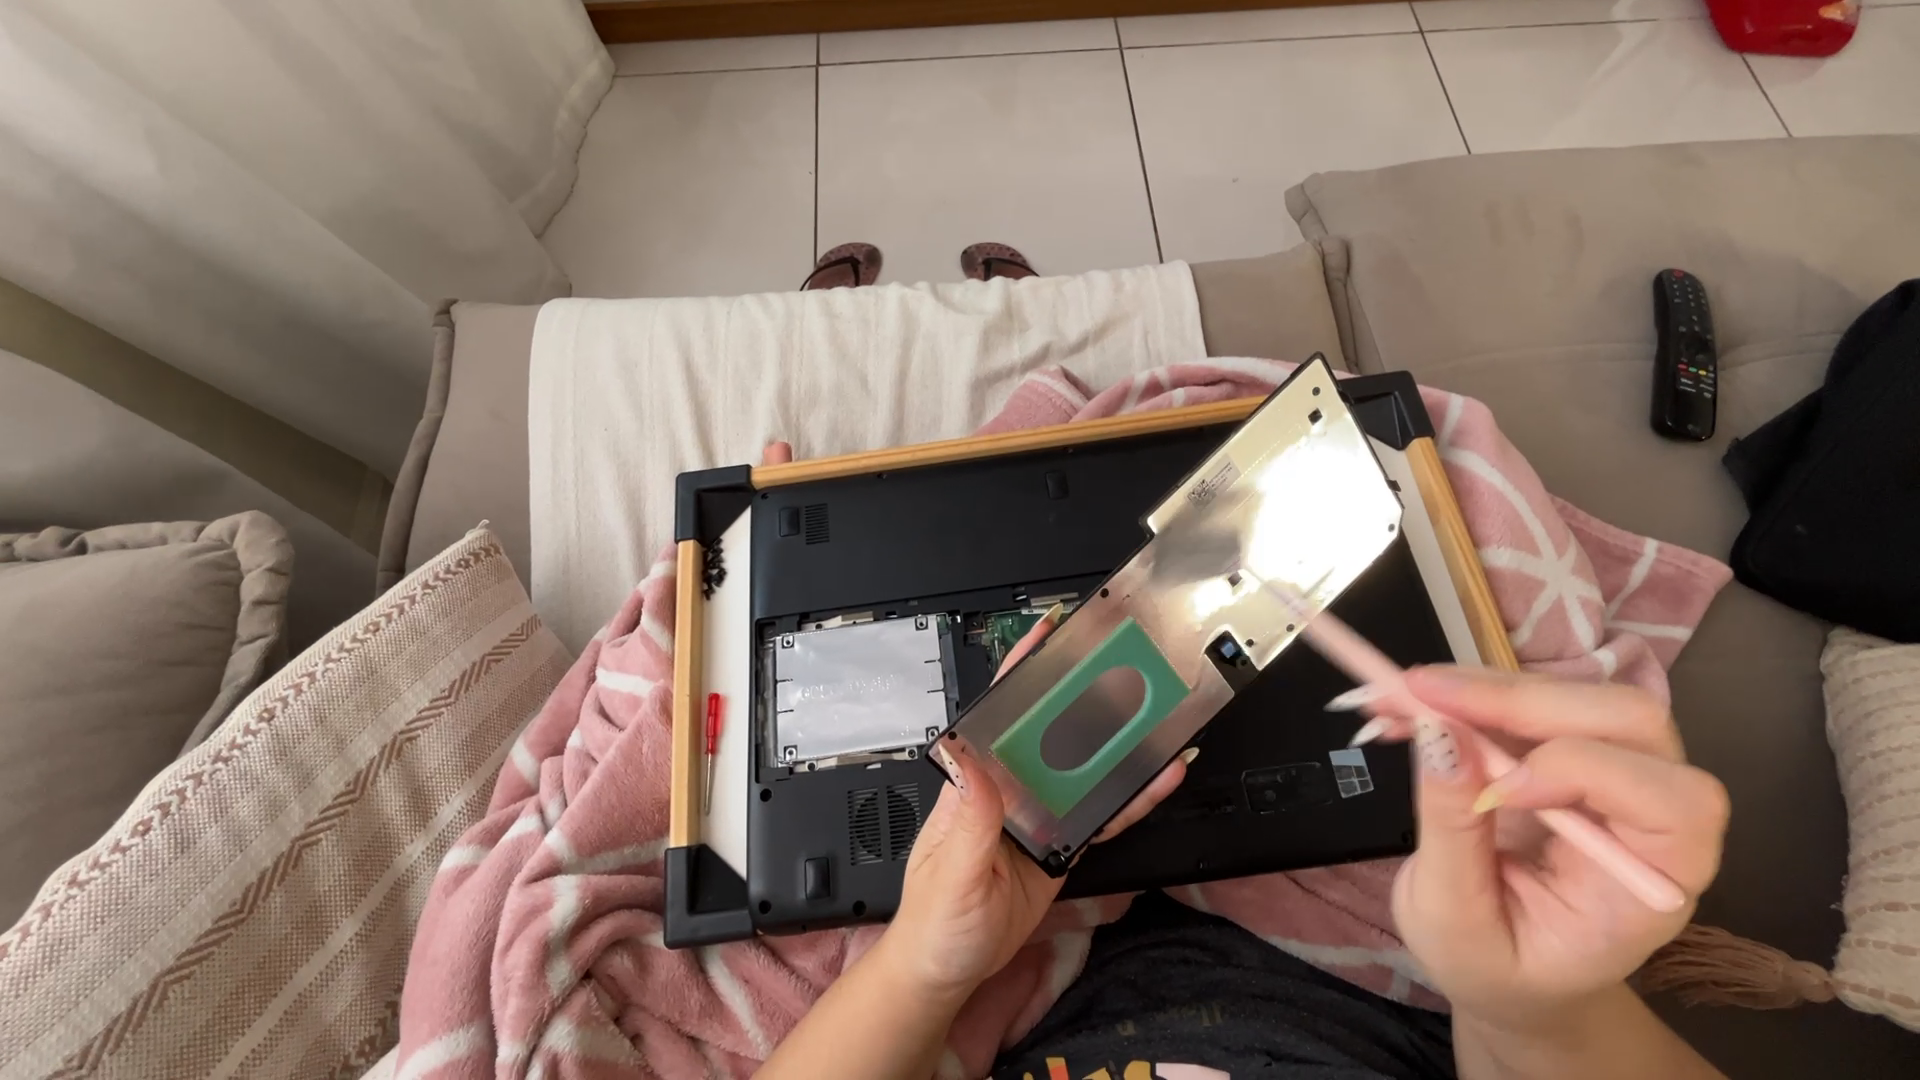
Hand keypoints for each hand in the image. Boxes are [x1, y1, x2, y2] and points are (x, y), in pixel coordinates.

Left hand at [878, 615, 1189, 998]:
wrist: (951, 967)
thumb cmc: (937, 919)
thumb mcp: (951, 869)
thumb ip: (969, 817)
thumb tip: (973, 758)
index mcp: (974, 784)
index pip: (997, 716)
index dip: (1020, 674)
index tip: (1046, 637)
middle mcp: (1009, 792)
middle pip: (1050, 734)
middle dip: (1082, 697)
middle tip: (1123, 667)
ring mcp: (1039, 817)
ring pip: (1082, 770)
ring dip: (1115, 744)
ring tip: (1154, 715)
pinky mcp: (1062, 846)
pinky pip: (1100, 816)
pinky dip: (1130, 799)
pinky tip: (1156, 781)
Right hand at [1386, 667, 1728, 1034]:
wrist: (1511, 976)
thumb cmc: (1495, 967)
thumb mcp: (1457, 921)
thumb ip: (1452, 830)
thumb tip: (1436, 734)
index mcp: (1649, 882)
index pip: (1667, 799)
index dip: (1580, 771)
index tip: (1492, 792)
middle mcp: (1646, 819)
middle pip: (1626, 722)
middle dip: (1518, 698)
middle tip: (1420, 692)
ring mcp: (1604, 779)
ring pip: (1570, 697)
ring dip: (1477, 687)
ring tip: (1394, 697)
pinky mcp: (1554, 756)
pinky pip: (1518, 704)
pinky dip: (1457, 696)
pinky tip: (1404, 708)